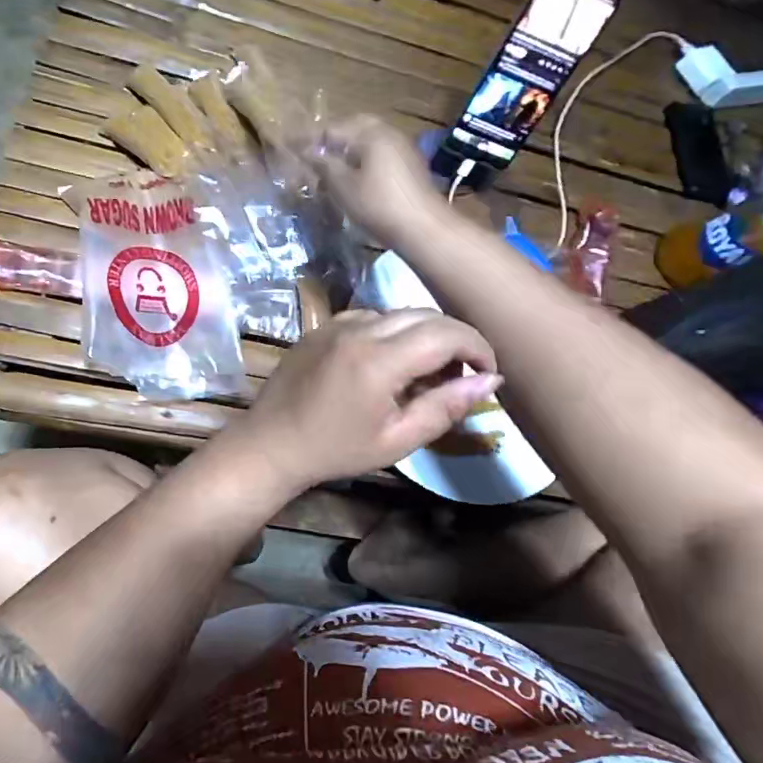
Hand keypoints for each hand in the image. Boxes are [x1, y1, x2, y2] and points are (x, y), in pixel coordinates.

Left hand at [217, 309, 501, 493]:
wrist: (271, 444)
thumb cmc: (336, 450)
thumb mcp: (398, 440)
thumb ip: (446, 406)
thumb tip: (491, 380)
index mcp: (379, 360)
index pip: (446, 333)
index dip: (477, 347)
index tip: (487, 372)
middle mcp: (359, 329)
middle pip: (426, 315)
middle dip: (455, 339)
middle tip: (460, 375)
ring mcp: (338, 322)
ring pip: (399, 312)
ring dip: (424, 333)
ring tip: (426, 372)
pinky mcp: (323, 325)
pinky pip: (371, 316)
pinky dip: (393, 331)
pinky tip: (389, 363)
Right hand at [318, 116, 446, 249]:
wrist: (423, 228)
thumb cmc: (378, 205)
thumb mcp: (343, 186)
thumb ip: (323, 164)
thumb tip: (306, 151)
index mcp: (371, 132)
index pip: (332, 128)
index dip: (309, 140)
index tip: (290, 148)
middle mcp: (389, 133)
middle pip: (354, 129)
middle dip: (332, 140)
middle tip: (313, 155)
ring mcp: (403, 149)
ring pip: (369, 141)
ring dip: (349, 150)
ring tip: (331, 168)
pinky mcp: (410, 167)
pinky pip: (381, 154)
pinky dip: (364, 160)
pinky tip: (356, 178)